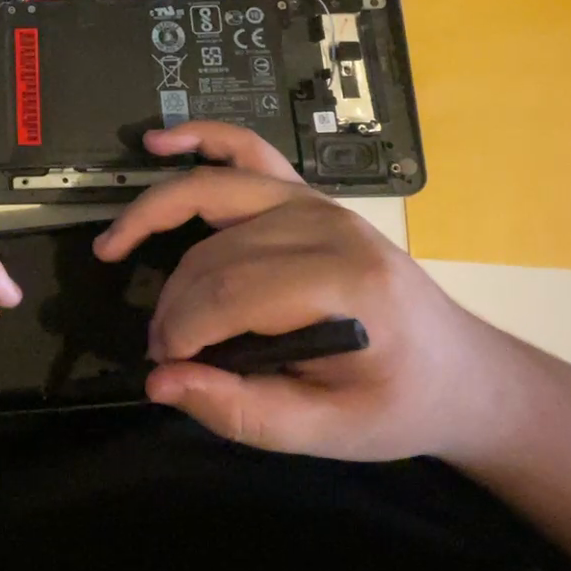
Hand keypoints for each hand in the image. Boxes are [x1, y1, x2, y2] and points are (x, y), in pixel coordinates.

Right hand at [97, 122, 514, 461]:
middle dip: (172, 303)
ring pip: (211, 194)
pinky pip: (247, 149)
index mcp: (347, 286)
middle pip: (214, 253)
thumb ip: (242, 412)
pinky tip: (158, 140)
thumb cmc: (397, 404)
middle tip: (160, 349)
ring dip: (153, 217)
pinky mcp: (308, 194)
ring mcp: (317, 202)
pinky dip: (200, 137)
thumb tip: (160, 383)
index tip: (165, 367)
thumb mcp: (327, 433)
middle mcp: (330, 228)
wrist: (460, 372)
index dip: (182, 330)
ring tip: (111, 247)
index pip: (232, 294)